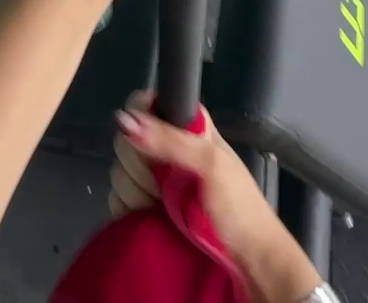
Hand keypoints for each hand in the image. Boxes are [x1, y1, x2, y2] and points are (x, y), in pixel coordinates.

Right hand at [109, 92, 321, 302]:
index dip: (140, 116)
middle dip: (138, 162)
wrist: (249, 262)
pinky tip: (144, 214)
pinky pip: (118, 197)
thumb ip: (170, 139)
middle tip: (162, 180)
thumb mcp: (212, 164)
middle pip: (128, 139)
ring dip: (134, 189)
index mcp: (188, 128)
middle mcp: (167, 151)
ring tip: (159, 204)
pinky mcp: (145, 210)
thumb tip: (126, 118)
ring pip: (120, 170)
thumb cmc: (240, 207)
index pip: (147, 105)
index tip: (146, 138)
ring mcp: (155, 182)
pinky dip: (125, 206)